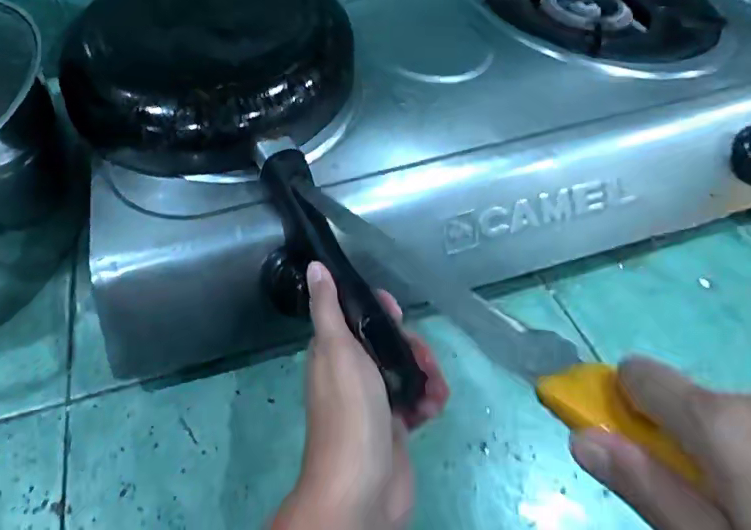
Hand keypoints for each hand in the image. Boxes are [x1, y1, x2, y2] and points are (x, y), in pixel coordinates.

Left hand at [271, 262, 450, 529]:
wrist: (362, 486)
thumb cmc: (349, 410)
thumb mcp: (336, 348)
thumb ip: (327, 307)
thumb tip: (314, 265)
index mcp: (332, 350)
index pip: (354, 316)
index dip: (377, 310)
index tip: (396, 311)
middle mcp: (351, 371)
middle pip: (385, 342)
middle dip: (410, 344)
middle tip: (423, 356)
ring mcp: (374, 400)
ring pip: (405, 370)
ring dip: (426, 373)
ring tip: (435, 388)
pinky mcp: (395, 427)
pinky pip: (416, 401)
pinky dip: (429, 400)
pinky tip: (435, 407)